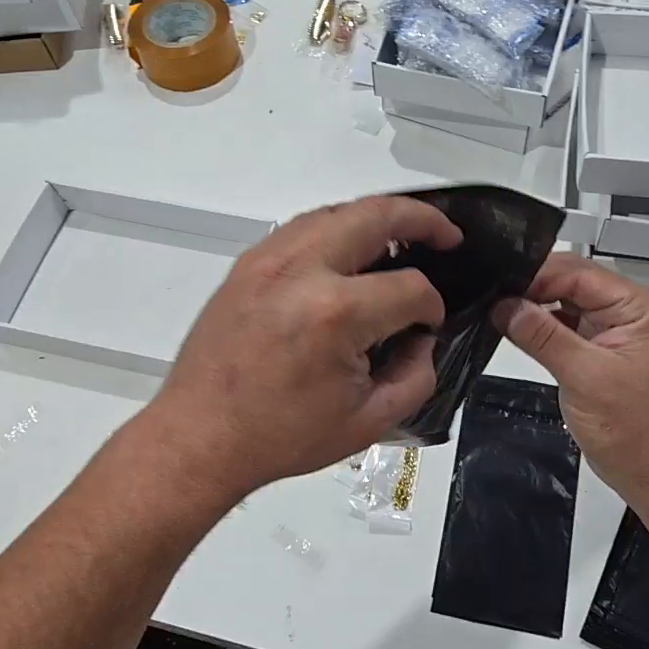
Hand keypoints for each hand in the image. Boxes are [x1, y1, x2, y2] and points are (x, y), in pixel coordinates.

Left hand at [145, 196, 460, 502]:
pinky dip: (336, 229)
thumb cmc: (283, 436)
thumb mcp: (369, 423)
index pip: (410, 288)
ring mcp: (268, 260)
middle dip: (422, 220)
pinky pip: (302, 228)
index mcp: (336, 313)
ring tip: (402, 237)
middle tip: (448, 234)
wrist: (200, 437)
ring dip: (377, 217)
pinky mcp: (247, 264)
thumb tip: (421, 338)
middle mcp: (302, 271)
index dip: (432, 307)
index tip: (429, 326)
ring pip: (336, 212)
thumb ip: (416, 376)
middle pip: (375, 215)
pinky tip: (351, 252)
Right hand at [491, 254, 648, 508]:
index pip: (579, 274)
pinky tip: (512, 327)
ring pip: (563, 301)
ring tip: (496, 309)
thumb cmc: (631, 428)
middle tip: (491, 295)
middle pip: (570, 282)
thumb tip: (506, 306)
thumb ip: (543, 337)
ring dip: (532, 305)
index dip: (537, 276)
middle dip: (531, 287)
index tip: (499, 285)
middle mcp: (626, 310)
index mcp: (637, 307)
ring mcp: (611, 328)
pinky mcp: (596, 346)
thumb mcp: (584, 377)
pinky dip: (538, 325)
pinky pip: (562, 323)